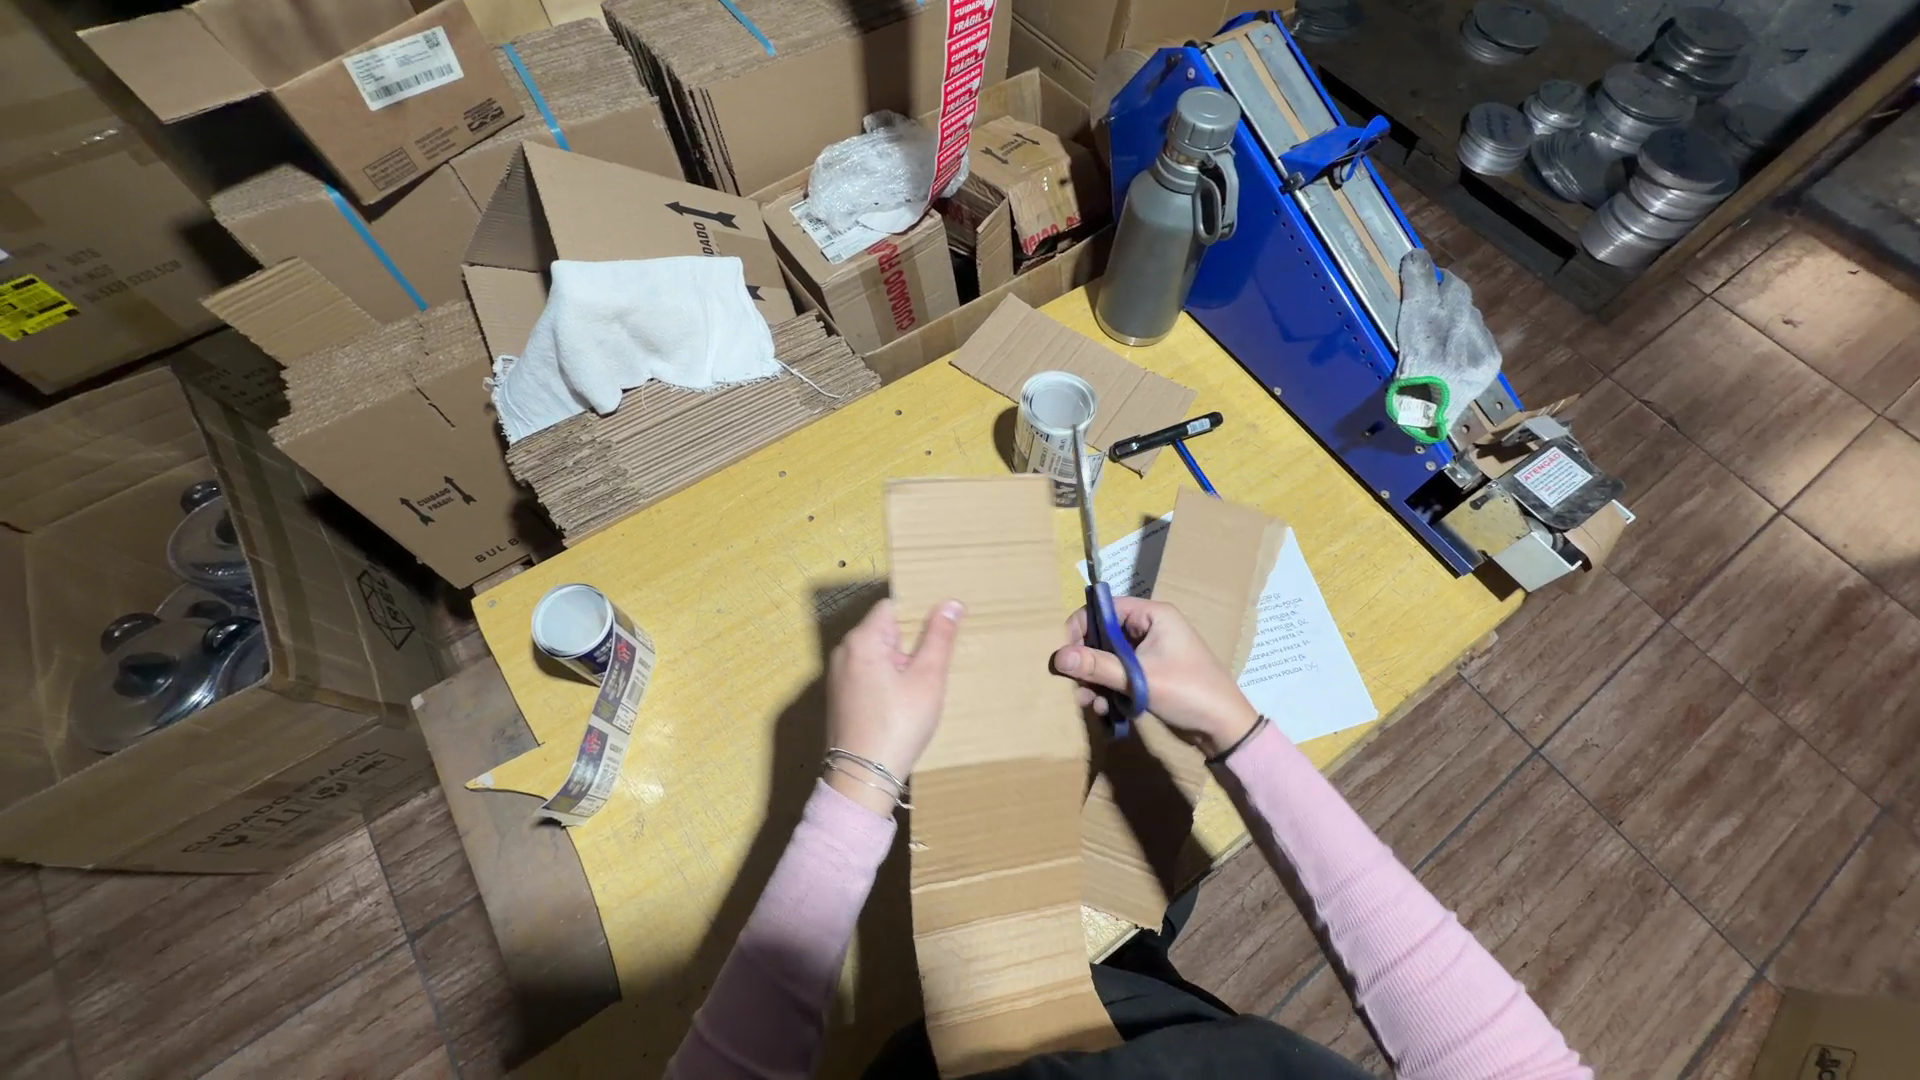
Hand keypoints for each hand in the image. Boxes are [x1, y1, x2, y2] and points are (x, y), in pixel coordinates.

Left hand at [824, 597, 964, 815]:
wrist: (863, 778)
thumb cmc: (898, 725)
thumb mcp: (927, 678)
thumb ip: (939, 637)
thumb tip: (952, 603)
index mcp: (862, 640)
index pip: (893, 606)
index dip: (919, 613)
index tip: (940, 630)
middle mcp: (844, 651)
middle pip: (884, 629)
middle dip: (911, 642)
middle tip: (935, 663)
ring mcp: (838, 675)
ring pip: (877, 653)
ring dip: (900, 662)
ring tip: (922, 685)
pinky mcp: (840, 696)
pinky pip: (868, 673)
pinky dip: (887, 679)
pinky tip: (903, 701)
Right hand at [1052, 596, 1258, 756]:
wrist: (1224, 728)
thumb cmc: (1187, 692)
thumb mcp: (1138, 679)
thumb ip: (1098, 666)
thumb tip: (1058, 657)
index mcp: (1153, 615)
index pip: (1105, 609)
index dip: (1082, 628)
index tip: (1068, 657)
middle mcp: (1150, 628)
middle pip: (1103, 635)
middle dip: (1087, 662)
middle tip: (1077, 686)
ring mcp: (1150, 652)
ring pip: (1109, 658)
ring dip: (1096, 680)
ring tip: (1090, 704)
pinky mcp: (1150, 673)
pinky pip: (1119, 674)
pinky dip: (1108, 689)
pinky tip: (1104, 709)